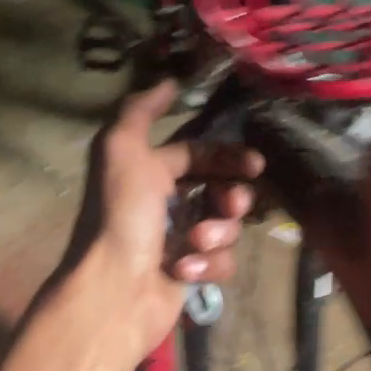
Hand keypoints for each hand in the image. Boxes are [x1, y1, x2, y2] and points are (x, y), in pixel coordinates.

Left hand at [48, 82, 262, 367]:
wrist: (115, 289)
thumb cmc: (120, 215)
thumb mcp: (120, 149)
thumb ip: (140, 110)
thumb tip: (169, 82)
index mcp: (147, 171)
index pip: (198, 154)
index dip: (227, 156)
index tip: (255, 165)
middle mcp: (162, 203)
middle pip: (221, 189)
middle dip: (231, 197)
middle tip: (230, 206)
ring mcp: (178, 239)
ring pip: (225, 226)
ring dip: (216, 232)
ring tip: (194, 242)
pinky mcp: (189, 274)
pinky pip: (221, 261)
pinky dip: (207, 264)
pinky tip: (183, 270)